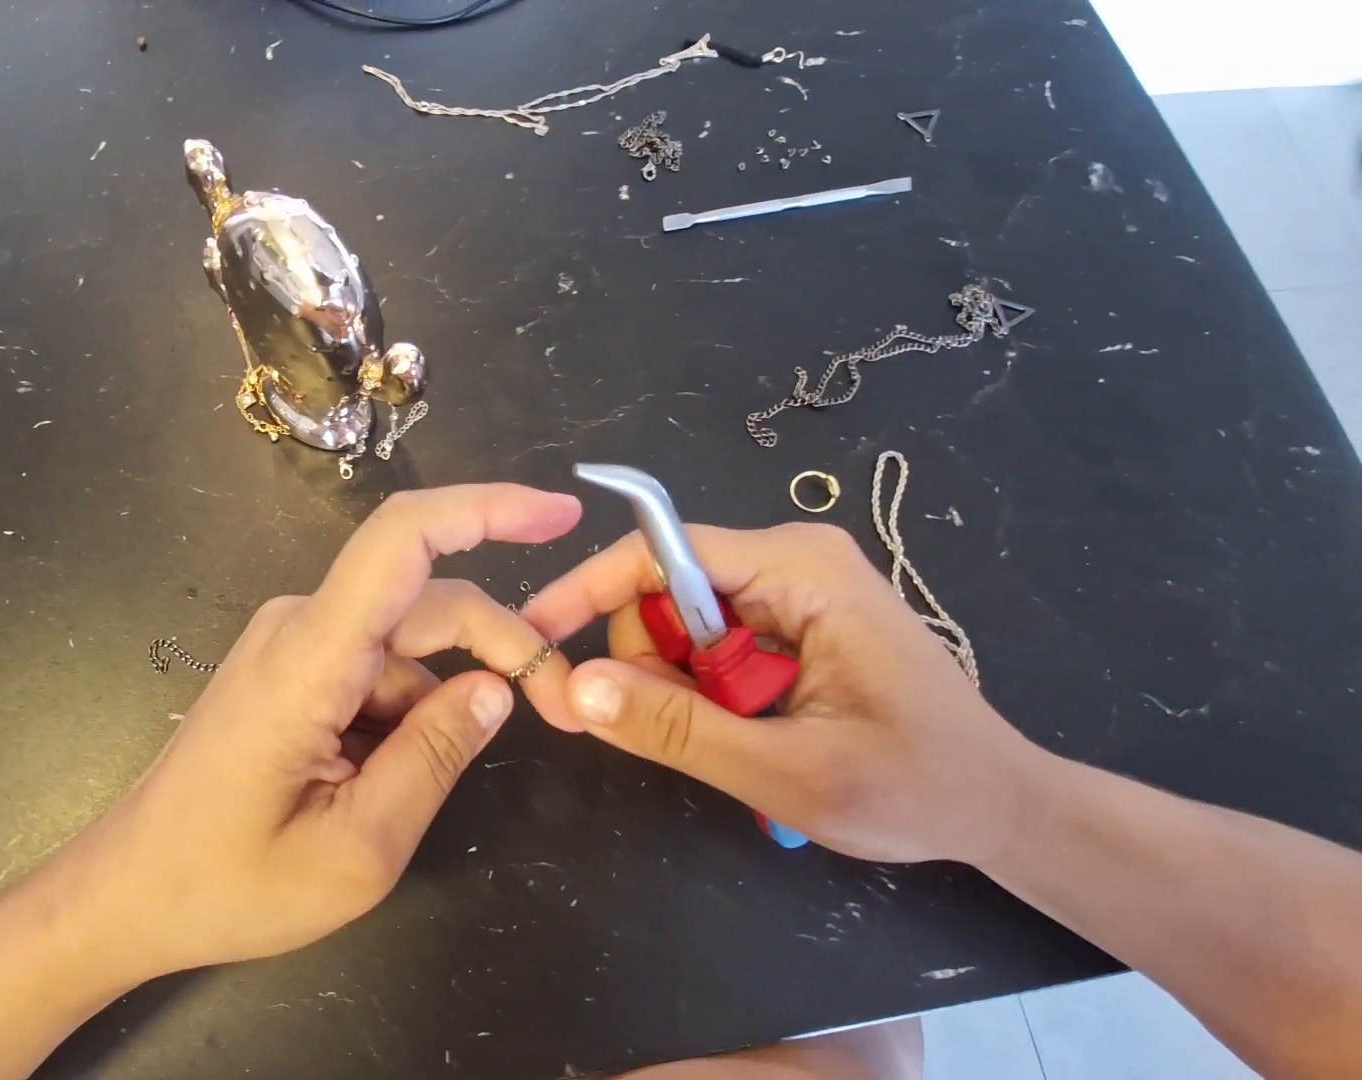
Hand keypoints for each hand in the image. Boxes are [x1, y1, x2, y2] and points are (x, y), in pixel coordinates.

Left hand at [73, 484, 581, 977]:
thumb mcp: (356, 848)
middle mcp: (302, 625)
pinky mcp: (295, 667)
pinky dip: (410, 710)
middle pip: (431, 602)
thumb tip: (499, 689)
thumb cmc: (228, 882)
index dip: (487, 509)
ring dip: (452, 693)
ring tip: (441, 774)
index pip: (403, 540)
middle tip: (561, 711)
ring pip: (410, 642)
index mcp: (310, 656)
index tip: (560, 515)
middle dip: (504, 646)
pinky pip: (379, 668)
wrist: (129, 890)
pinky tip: (387, 774)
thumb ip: (435, 758)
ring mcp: (295, 643)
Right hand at [522, 522, 1049, 864]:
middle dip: (644, 662)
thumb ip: (679, 729)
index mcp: (798, 568)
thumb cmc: (919, 788)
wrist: (1002, 808)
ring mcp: (788, 588)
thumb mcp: (789, 770)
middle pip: (660, 591)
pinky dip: (696, 689)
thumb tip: (577, 689)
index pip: (659, 552)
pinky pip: (703, 642)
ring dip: (673, 685)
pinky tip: (737, 729)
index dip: (588, 590)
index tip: (537, 636)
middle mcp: (788, 560)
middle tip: (661, 733)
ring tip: (726, 740)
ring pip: (675, 622)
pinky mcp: (785, 619)